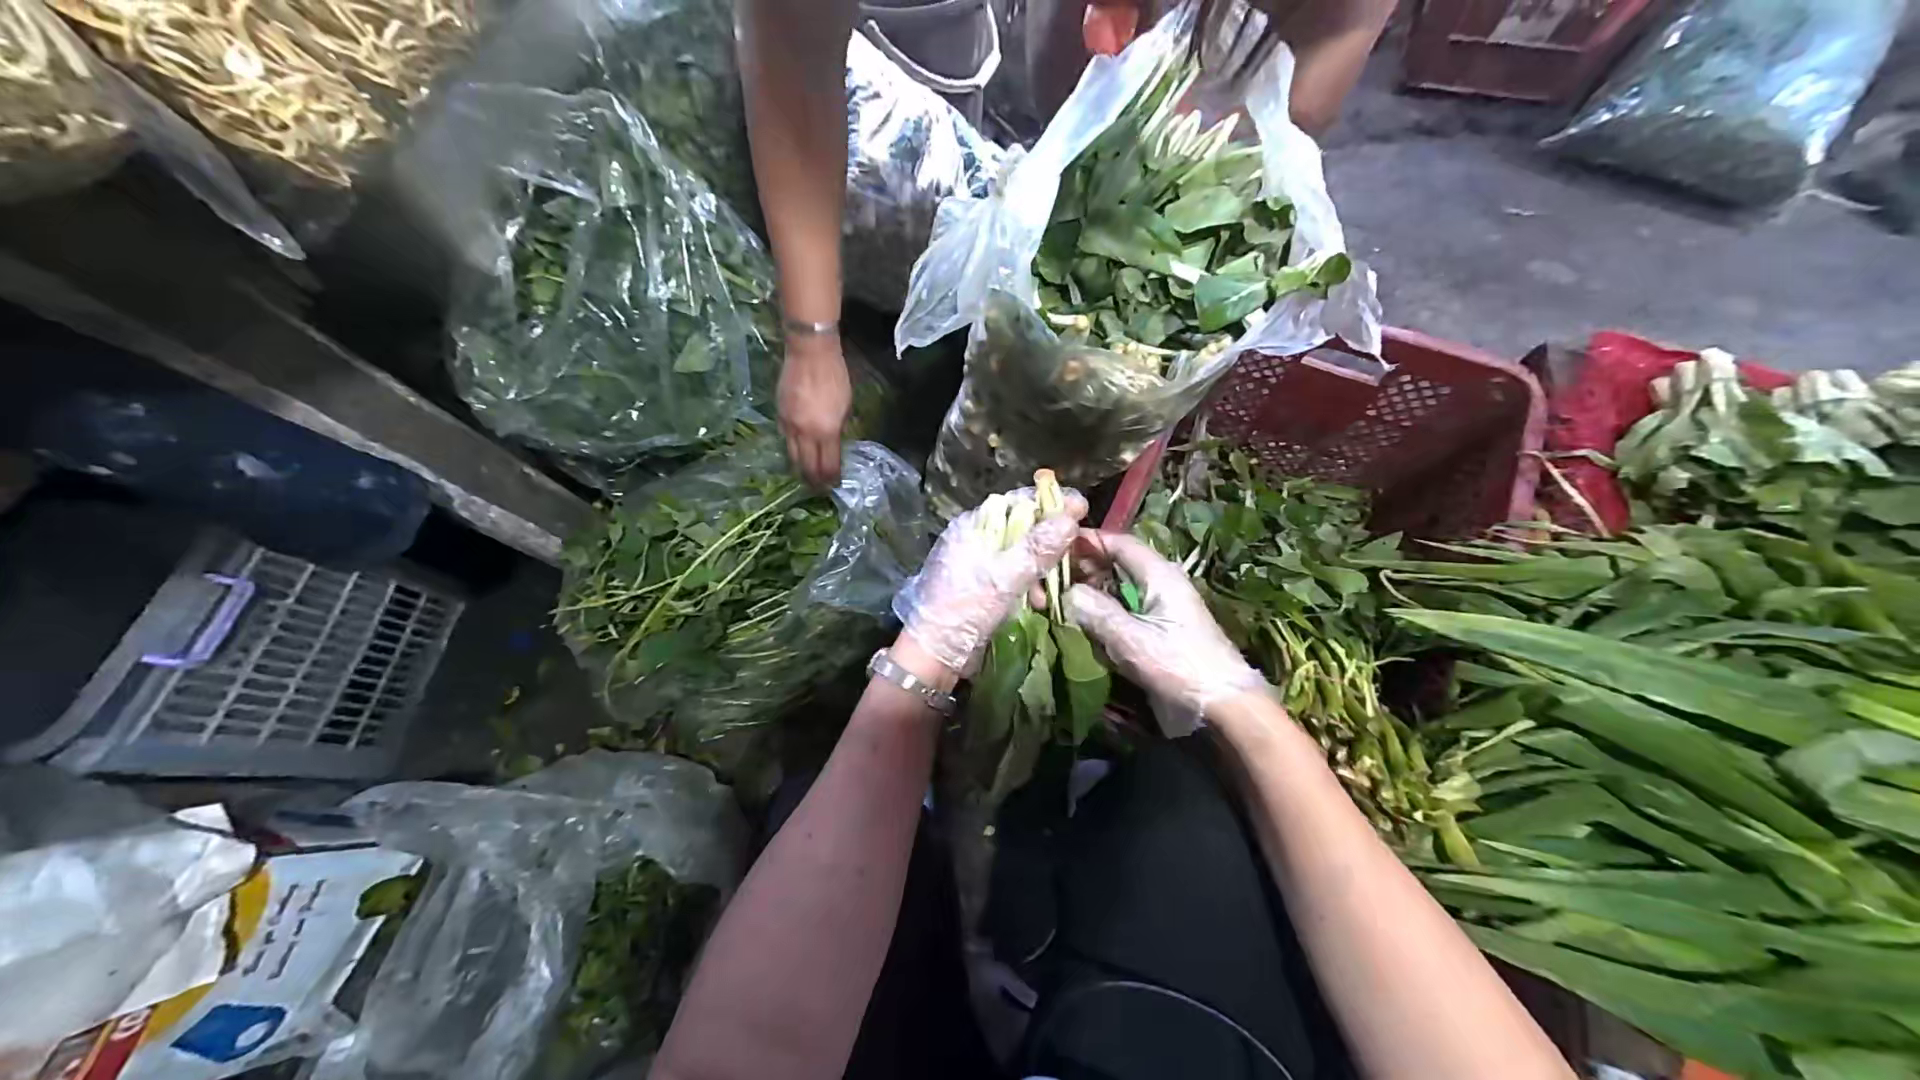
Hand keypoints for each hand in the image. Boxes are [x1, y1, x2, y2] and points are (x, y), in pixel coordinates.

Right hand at [778, 332, 851, 487]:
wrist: (809, 353)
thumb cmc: (835, 377)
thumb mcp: (846, 406)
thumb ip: (839, 429)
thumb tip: (835, 444)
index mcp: (826, 432)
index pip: (828, 465)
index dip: (831, 479)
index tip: (834, 486)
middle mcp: (805, 433)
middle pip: (807, 466)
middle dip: (813, 481)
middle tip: (818, 490)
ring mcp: (789, 424)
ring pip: (792, 455)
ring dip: (800, 469)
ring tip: (806, 477)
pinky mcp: (779, 414)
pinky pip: (785, 438)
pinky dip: (792, 449)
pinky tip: (796, 452)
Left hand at [892, 486, 1088, 673]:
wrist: (933, 653)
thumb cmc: (964, 608)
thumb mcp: (1004, 577)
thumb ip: (1037, 548)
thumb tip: (1070, 517)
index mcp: (976, 525)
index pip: (1019, 501)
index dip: (1052, 503)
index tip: (1082, 508)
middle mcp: (977, 538)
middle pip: (1024, 527)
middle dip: (1052, 539)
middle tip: (1080, 549)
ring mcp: (979, 563)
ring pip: (1022, 553)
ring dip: (1043, 566)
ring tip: (1059, 583)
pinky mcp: (983, 587)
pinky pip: (1015, 576)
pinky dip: (1030, 584)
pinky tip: (1039, 600)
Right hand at [1067, 530, 1269, 736]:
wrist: (1222, 708)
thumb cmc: (1180, 667)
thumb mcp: (1132, 639)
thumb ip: (1096, 611)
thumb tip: (1066, 592)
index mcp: (1159, 575)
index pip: (1119, 543)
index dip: (1087, 542)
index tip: (1055, 548)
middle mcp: (1159, 585)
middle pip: (1115, 566)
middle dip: (1083, 572)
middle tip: (1049, 582)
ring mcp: (1158, 609)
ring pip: (1115, 591)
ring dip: (1089, 598)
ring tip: (1058, 606)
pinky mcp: (1155, 633)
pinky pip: (1121, 615)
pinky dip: (1102, 619)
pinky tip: (1084, 631)